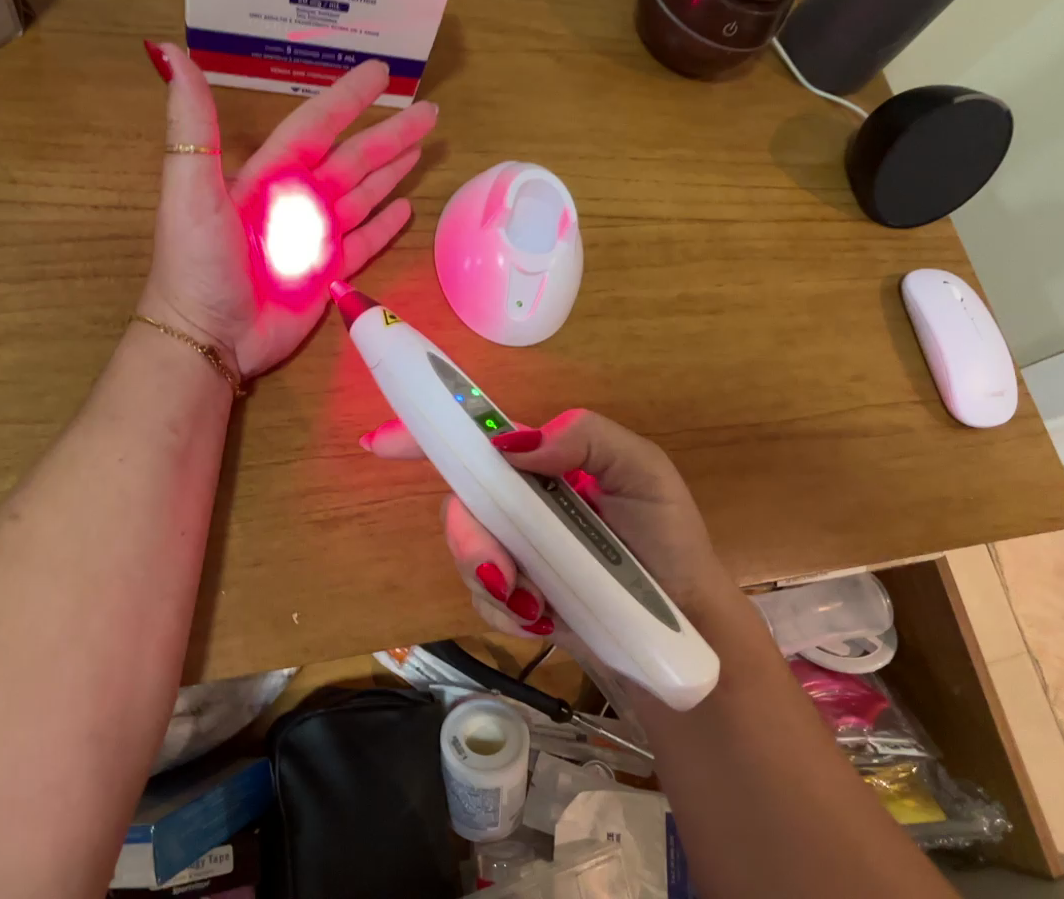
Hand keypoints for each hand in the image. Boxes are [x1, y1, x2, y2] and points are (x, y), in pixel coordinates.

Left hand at [138, 45, 437, 377]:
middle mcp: (295, 202)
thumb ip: (193, 126)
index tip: (380, 73)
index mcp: (267, 176)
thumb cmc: (197, 265)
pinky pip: (364, 243)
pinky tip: (406, 207)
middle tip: (429, 113)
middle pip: (351, 160)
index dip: (347, 100)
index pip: (315, 127)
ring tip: (422, 148)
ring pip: (362, 196)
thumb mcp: (189, 191)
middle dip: (389, 136)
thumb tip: (171, 52)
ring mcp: (313, 240)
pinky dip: (385, 225)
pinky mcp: (327, 275)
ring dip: (391, 172)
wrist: (207, 338)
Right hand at [363, 409, 740, 638]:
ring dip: (491, 578)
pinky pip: (483, 600)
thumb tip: (511, 444)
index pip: (477, 441)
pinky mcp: (516, 600)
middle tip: (503, 566)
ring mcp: (516, 552)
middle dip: (469, 536)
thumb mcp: (643, 470)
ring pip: (465, 555)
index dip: (426, 435)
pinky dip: (505, 610)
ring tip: (536, 601)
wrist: (682, 628)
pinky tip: (542, 617)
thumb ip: (587, 438)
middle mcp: (520, 503)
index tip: (381, 443)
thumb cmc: (668, 539)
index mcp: (544, 463)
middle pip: (460, 503)